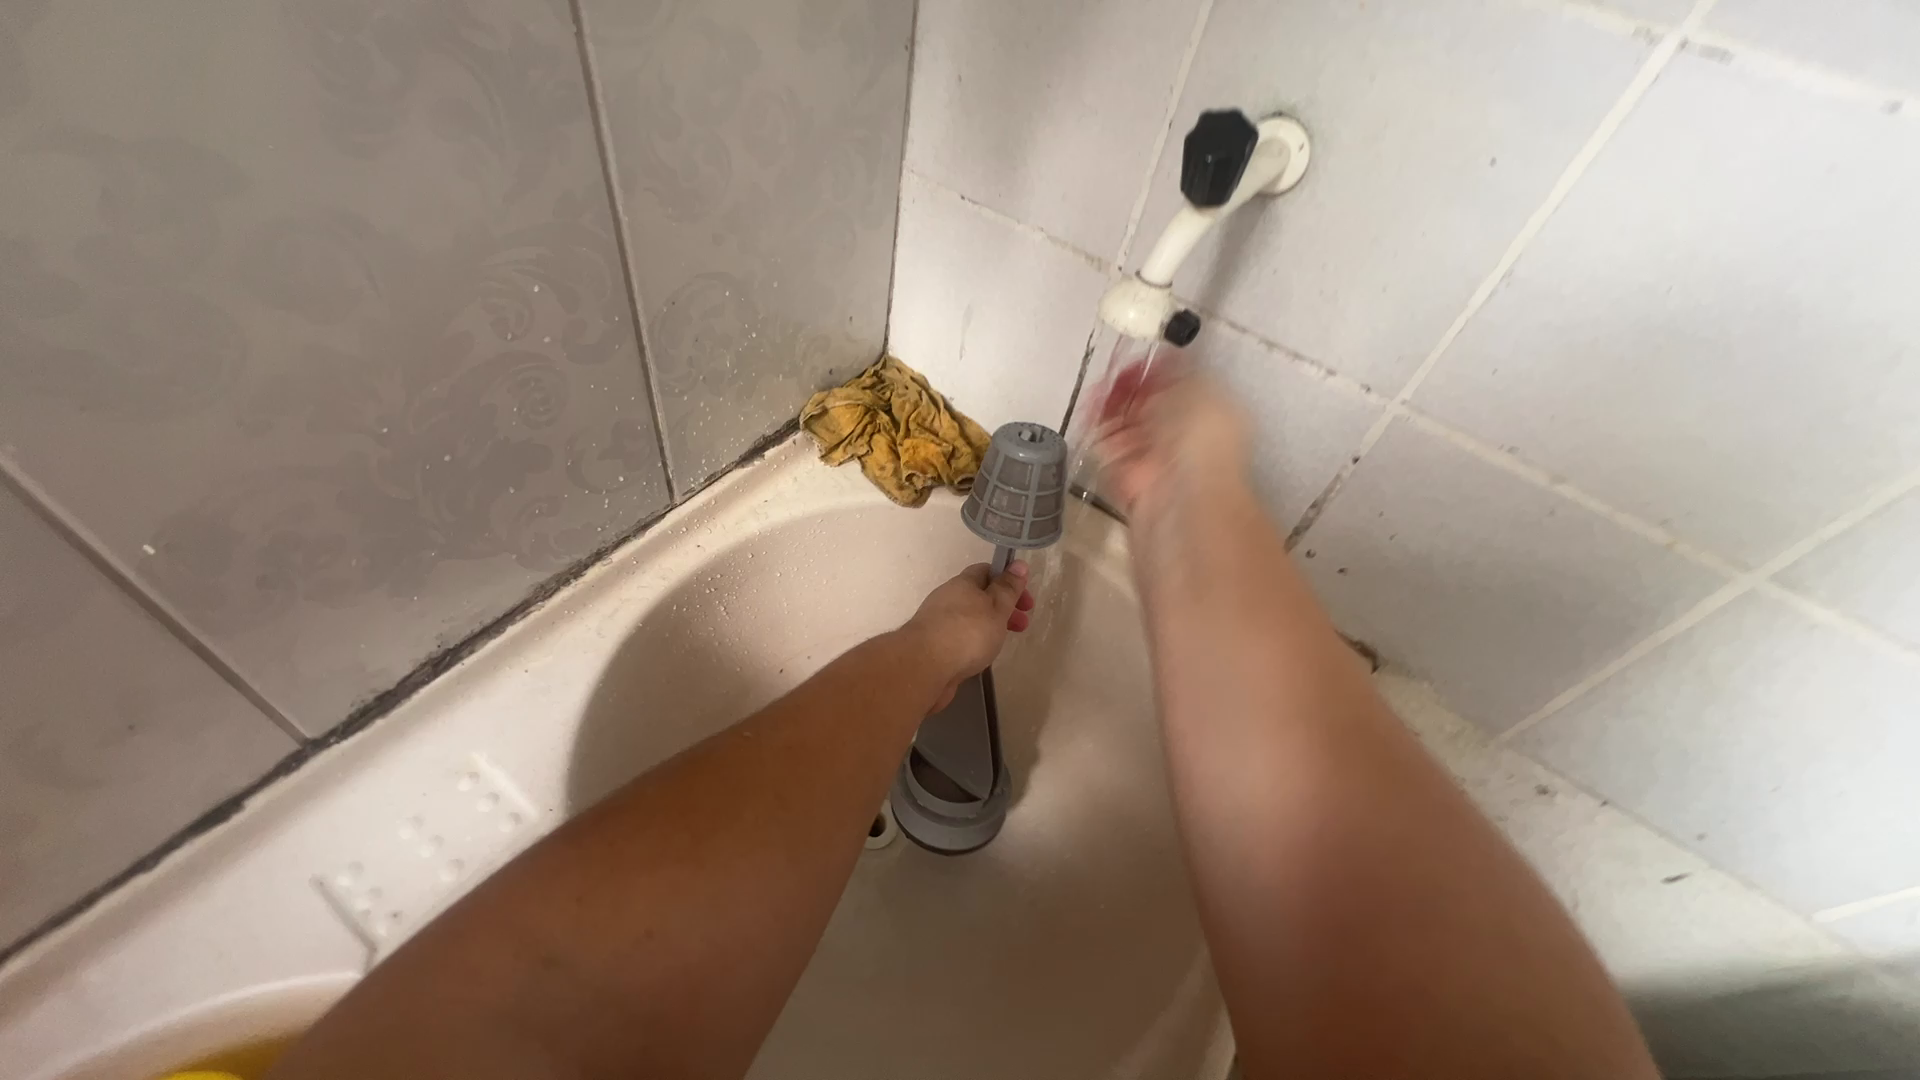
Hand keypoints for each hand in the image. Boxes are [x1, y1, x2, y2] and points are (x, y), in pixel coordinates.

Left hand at [900, 561, 1035, 711]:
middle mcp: (947, 599)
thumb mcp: (996, 607)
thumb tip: (1019, 564)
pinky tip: (981, 657)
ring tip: (1003, 644)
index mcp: (962, 584)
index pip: (986, 571)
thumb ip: (1008, 588)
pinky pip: (958, 638)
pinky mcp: (932, 646)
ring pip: (969, 619)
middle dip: (1003, 608)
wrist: (924, 666)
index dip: (1007, 581)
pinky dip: (974, 643)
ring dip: (989, 627)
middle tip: (1022, 624)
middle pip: (978, 597)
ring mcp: (937, 623)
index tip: (1024, 598)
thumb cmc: (966, 632)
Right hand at [1094, 355, 1251, 523]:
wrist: (1182, 501)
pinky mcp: (1128, 480)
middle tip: (1113, 377)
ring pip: (1127, 428)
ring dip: (1110, 407)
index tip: (1137, 362)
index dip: (1158, 373)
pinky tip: (1090, 413)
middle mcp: (1184, 439)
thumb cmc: (1200, 440)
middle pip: (1150, 407)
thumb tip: (1168, 354)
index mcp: (1210, 415)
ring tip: (1096, 392)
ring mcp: (1154, 461)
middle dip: (1130, 390)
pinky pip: (1110, 452)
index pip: (1180, 388)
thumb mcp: (1200, 389)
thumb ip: (1179, 370)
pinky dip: (1098, 432)